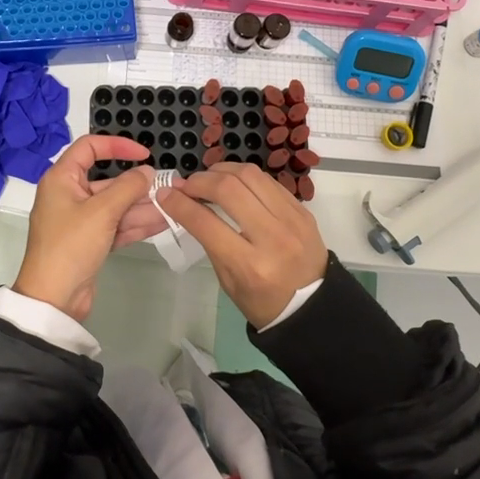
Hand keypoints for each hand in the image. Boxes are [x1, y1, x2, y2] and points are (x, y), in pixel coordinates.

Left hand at [12, 136, 166, 320]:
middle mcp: (69, 194)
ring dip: (141, 206)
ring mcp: (80, 220)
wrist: (53, 299)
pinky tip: (161, 222)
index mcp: (62, 178)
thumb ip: (128, 187)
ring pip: (114, 205)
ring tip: (171, 207)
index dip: (117, 145)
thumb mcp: (102, 212)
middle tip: (166, 188)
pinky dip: (134, 224)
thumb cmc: (72, 245)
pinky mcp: (89, 241)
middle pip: (107, 181)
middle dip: (136, 186)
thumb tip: (147, 172)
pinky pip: (115, 225)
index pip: (89, 148)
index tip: (144, 153)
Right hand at [157, 163, 328, 326]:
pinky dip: (245, 177)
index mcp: (250, 266)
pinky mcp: (302, 210)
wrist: (315, 307)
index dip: (179, 204)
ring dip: (222, 170)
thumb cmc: (264, 302)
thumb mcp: (228, 282)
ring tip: (208, 178)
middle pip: (229, 189)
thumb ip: (209, 241)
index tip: (164, 194)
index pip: (206, 223)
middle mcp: (273, 238)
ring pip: (250, 175)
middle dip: (200, 181)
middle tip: (186, 185)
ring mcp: (292, 220)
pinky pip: (268, 181)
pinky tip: (233, 182)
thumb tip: (185, 204)